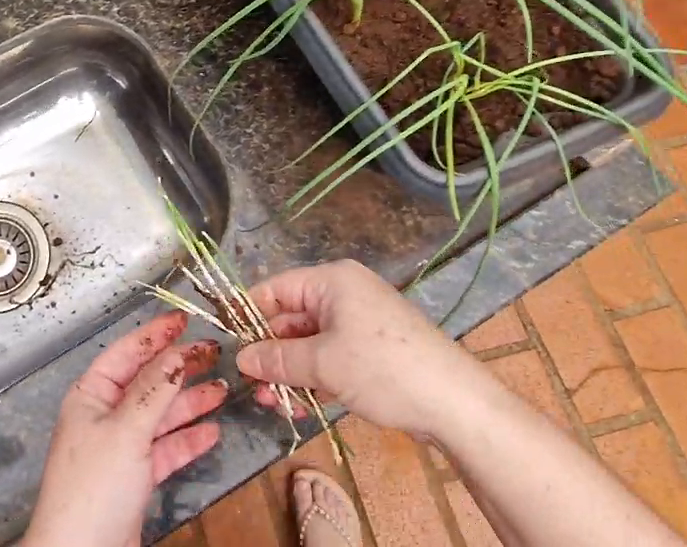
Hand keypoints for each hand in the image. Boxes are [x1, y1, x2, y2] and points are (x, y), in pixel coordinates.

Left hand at [23, 313, 228, 546]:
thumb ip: (155, 390)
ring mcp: (121, 446)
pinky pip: (165, 449)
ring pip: (161, 415)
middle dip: (180, 368)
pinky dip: (188, 440)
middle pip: (148, 382)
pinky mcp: (136, 476)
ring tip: (224, 389)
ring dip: (190, 403)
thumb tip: (180, 353)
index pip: (127, 352)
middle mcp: (105, 414)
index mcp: (91, 393)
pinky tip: (212, 431)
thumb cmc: (94, 485)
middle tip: (216, 353)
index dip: (155, 334)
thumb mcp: (126, 429)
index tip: (185, 319)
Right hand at [236, 260, 497, 441]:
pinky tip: (300, 403)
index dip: (248, 313)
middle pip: (292, 317)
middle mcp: (345, 293)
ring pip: (311, 341)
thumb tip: (241, 358)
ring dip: (290, 370)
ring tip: (272, 402)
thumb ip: (276, 359)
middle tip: (251, 384)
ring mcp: (362, 322)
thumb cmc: (383, 369)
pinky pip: (332, 355)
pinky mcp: (375, 349)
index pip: (275, 289)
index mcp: (332, 280)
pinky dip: (314, 376)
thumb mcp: (322, 364)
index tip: (228, 342)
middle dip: (270, 352)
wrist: (458, 405)